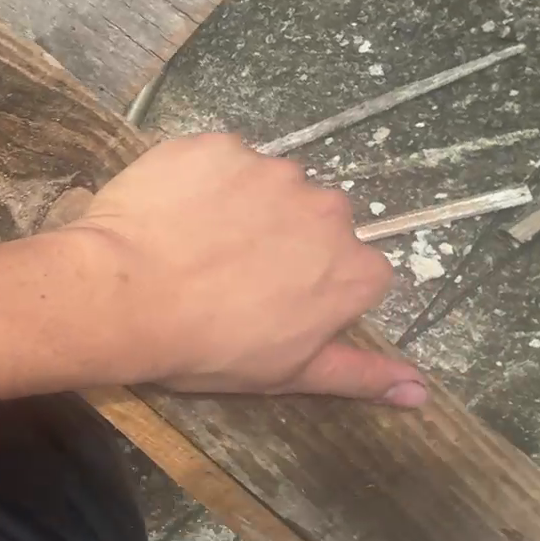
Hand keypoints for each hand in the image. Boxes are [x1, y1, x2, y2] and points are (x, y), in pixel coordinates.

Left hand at [60, 134, 427, 403]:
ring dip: (226, 203)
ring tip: (178, 238)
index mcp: (355, 270)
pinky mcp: (212, 147)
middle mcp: (327, 210)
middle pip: (303, 219)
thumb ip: (354, 374)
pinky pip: (206, 159)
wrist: (120, 296)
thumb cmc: (198, 345)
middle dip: (267, 237)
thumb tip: (419, 393)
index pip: (342, 268)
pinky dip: (186, 178)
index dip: (295, 281)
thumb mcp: (281, 373)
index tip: (252, 296)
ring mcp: (268, 171)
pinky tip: (157, 208)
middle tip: (211, 265)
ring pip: (255, 184)